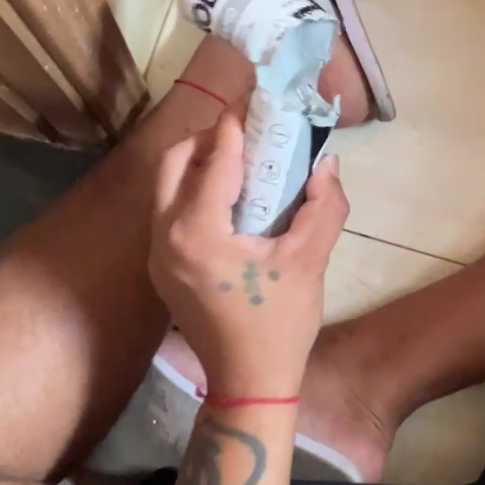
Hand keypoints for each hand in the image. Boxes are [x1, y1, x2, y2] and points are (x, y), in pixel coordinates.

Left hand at [149, 113, 348, 397]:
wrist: (248, 381)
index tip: (256, 104)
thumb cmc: (281, 323)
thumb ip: (325, 207)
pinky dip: (195, 191)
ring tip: (242, 158)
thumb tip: (327, 164)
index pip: (216, 162)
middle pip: (176, 163)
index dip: (236, 128)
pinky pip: (170, 211)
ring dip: (200, 163)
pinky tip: (230, 198)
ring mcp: (158, 255)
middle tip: (248, 130)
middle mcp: (165, 237)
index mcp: (198, 233)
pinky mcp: (163, 268)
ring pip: (167, 187)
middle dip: (210, 138)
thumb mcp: (310, 262)